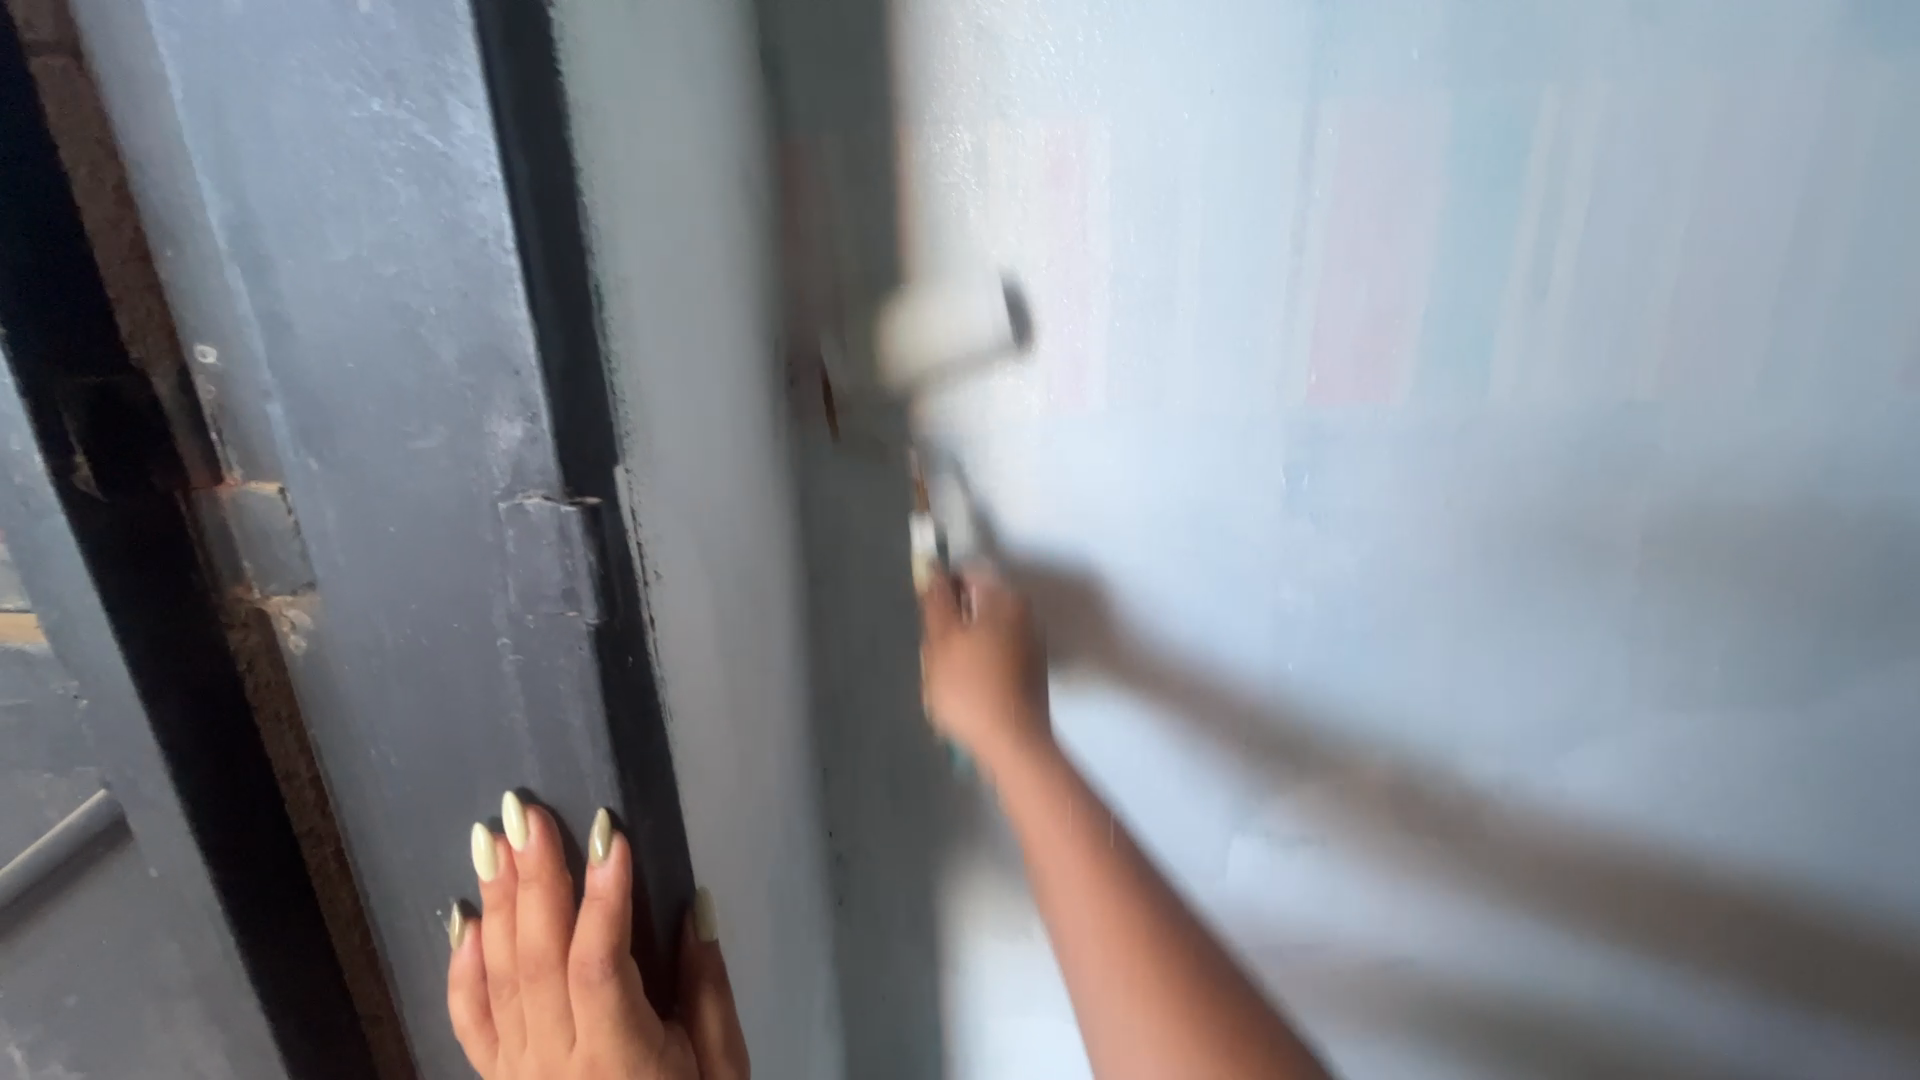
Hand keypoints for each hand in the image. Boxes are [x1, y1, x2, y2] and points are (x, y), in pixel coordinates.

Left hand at [448, 793, 748, 1079]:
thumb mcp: (720, 1065)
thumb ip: (706, 986)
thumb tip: (694, 905)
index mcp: (618, 1060)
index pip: (598, 963)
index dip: (603, 897)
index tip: (610, 831)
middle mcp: (554, 1063)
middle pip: (536, 958)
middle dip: (534, 877)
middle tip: (526, 812)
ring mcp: (516, 1073)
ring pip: (498, 977)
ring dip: (496, 902)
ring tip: (493, 838)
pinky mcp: (499, 1077)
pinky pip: (469, 1019)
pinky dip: (462, 966)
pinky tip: (463, 917)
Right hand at [919, 564, 1052, 768]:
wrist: (1012, 743)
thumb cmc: (970, 686)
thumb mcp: (940, 639)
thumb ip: (935, 599)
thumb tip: (934, 568)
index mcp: (1006, 598)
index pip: (968, 572)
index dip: (942, 589)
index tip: (927, 618)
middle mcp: (1025, 614)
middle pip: (978, 604)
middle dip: (952, 623)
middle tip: (934, 652)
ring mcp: (1032, 644)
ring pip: (985, 633)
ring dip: (963, 648)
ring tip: (947, 678)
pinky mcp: (1032, 673)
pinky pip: (997, 656)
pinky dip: (979, 666)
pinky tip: (967, 692)